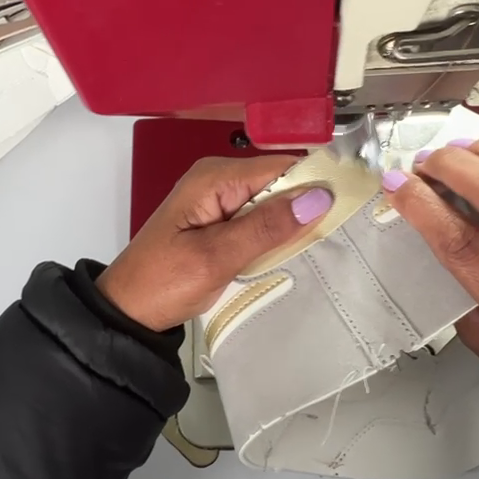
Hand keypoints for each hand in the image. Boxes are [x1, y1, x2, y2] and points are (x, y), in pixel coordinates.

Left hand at [98, 156, 331, 331]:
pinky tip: (290, 251)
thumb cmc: (163, 283)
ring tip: (322, 243)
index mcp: (214, 178)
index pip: (280, 167)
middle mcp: (218, 179)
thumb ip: (266, 227)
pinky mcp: (220, 221)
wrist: (127, 311)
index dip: (315, 182)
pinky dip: (275, 234)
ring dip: (293, 222)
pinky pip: (259, 218)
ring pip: (272, 202)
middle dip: (307, 204)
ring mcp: (218, 200)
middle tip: (340, 232)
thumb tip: (317, 198)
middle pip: (279, 182)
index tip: (350, 204)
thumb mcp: (216, 257)